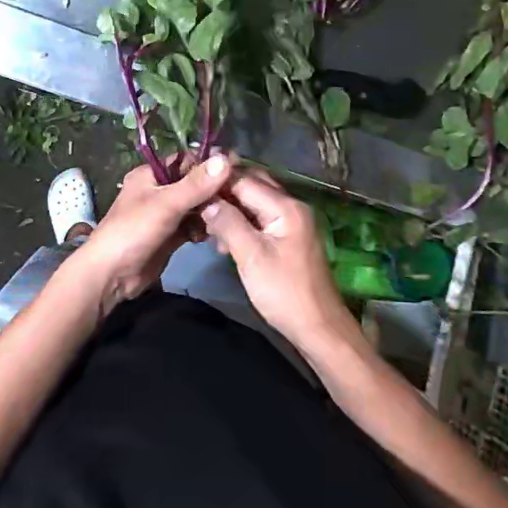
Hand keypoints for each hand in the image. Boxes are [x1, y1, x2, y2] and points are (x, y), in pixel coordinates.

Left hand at [67, 154, 234, 311]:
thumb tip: (226, 159)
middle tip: (237, 203)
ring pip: (196, 207)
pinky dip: (202, 229)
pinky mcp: (170, 235)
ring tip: (221, 223)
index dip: (211, 166)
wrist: (112, 275)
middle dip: (214, 193)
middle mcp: (158, 190)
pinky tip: (208, 238)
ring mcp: (164, 214)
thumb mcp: (166, 204)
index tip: (237, 173)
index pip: (187, 161)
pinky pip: (192, 226)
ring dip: (210, 213)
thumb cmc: (133, 231)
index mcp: (150, 175)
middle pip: (195, 185)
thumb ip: (196, 184)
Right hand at [200, 168, 352, 347]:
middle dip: (223, 192)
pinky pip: (260, 219)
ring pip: (255, 202)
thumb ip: (228, 223)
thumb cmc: (283, 291)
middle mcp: (292, 207)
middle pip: (252, 186)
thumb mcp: (251, 256)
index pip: (244, 180)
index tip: (189, 187)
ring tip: (205, 223)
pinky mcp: (288, 238)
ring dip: (230, 208)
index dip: (216, 182)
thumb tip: (206, 200)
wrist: (317, 327)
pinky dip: (241, 222)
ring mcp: (292, 222)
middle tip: (195, 201)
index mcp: (286, 207)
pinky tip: (223, 238)